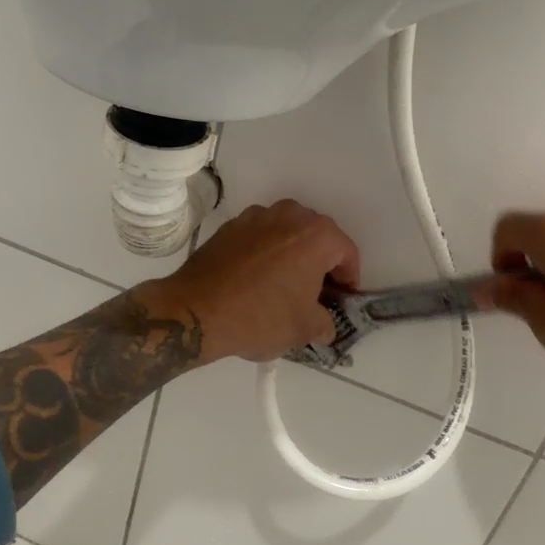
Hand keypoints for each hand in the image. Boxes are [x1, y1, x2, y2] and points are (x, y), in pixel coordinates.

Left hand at [138, 200, 357, 364]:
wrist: (196, 310)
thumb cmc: (260, 317)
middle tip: (316, 293)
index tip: (341, 299)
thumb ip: (324, 323)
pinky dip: (264, 253)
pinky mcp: (230, 226)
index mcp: (316, 235)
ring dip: (291, 254)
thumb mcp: (304, 329)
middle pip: (316, 237)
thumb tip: (324, 325)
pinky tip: (255, 280)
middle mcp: (289, 216)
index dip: (348, 279)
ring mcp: (256, 217)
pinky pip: (259, 236)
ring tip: (284, 285)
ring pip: (285, 233)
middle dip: (320, 263)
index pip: (346, 253)